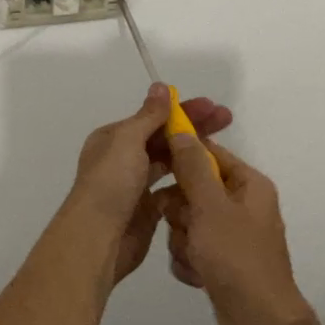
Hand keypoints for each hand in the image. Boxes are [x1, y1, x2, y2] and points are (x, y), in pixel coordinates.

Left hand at [70, 84, 232, 286]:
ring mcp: (136, 185)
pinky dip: (187, 182)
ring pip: (169, 163)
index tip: (212, 107)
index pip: (153, 117)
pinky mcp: (148, 210)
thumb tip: (161, 86)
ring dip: (193, 154)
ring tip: (223, 150)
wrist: (98, 238)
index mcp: (114, 138)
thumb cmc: (111, 182)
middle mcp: (123, 158)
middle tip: (226, 120)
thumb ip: (148, 115)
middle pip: (164, 138)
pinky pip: (172, 190)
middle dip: (193, 129)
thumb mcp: (127, 141)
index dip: (182, 110)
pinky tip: (210, 179)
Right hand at [157, 138, 314, 324]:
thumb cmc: (237, 257)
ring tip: (194, 257)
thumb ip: (192, 167)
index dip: (181, 156)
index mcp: (248, 184)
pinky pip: (191, 247)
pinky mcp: (221, 260)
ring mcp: (231, 234)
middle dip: (180, 211)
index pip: (207, 153)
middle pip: (192, 189)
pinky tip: (196, 275)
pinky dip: (188, 260)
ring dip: (182, 239)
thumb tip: (180, 130)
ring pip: (186, 220)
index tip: (155, 165)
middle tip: (183, 225)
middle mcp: (241, 205)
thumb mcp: (211, 206)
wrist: (259, 323)